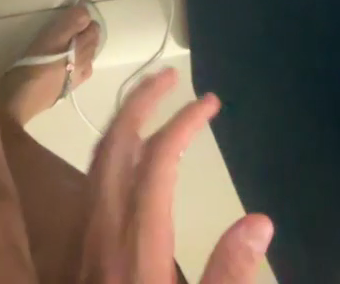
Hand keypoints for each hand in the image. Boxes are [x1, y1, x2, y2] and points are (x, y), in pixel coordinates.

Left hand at [75, 68, 274, 282]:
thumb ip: (228, 276)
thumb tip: (260, 220)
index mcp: (137, 243)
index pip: (158, 160)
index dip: (184, 123)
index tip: (211, 102)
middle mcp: (104, 228)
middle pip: (116, 143)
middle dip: (142, 100)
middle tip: (173, 76)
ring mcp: (86, 236)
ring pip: (98, 157)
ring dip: (125, 119)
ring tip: (152, 100)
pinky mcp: (79, 250)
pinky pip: (93, 178)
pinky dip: (114, 147)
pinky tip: (131, 156)